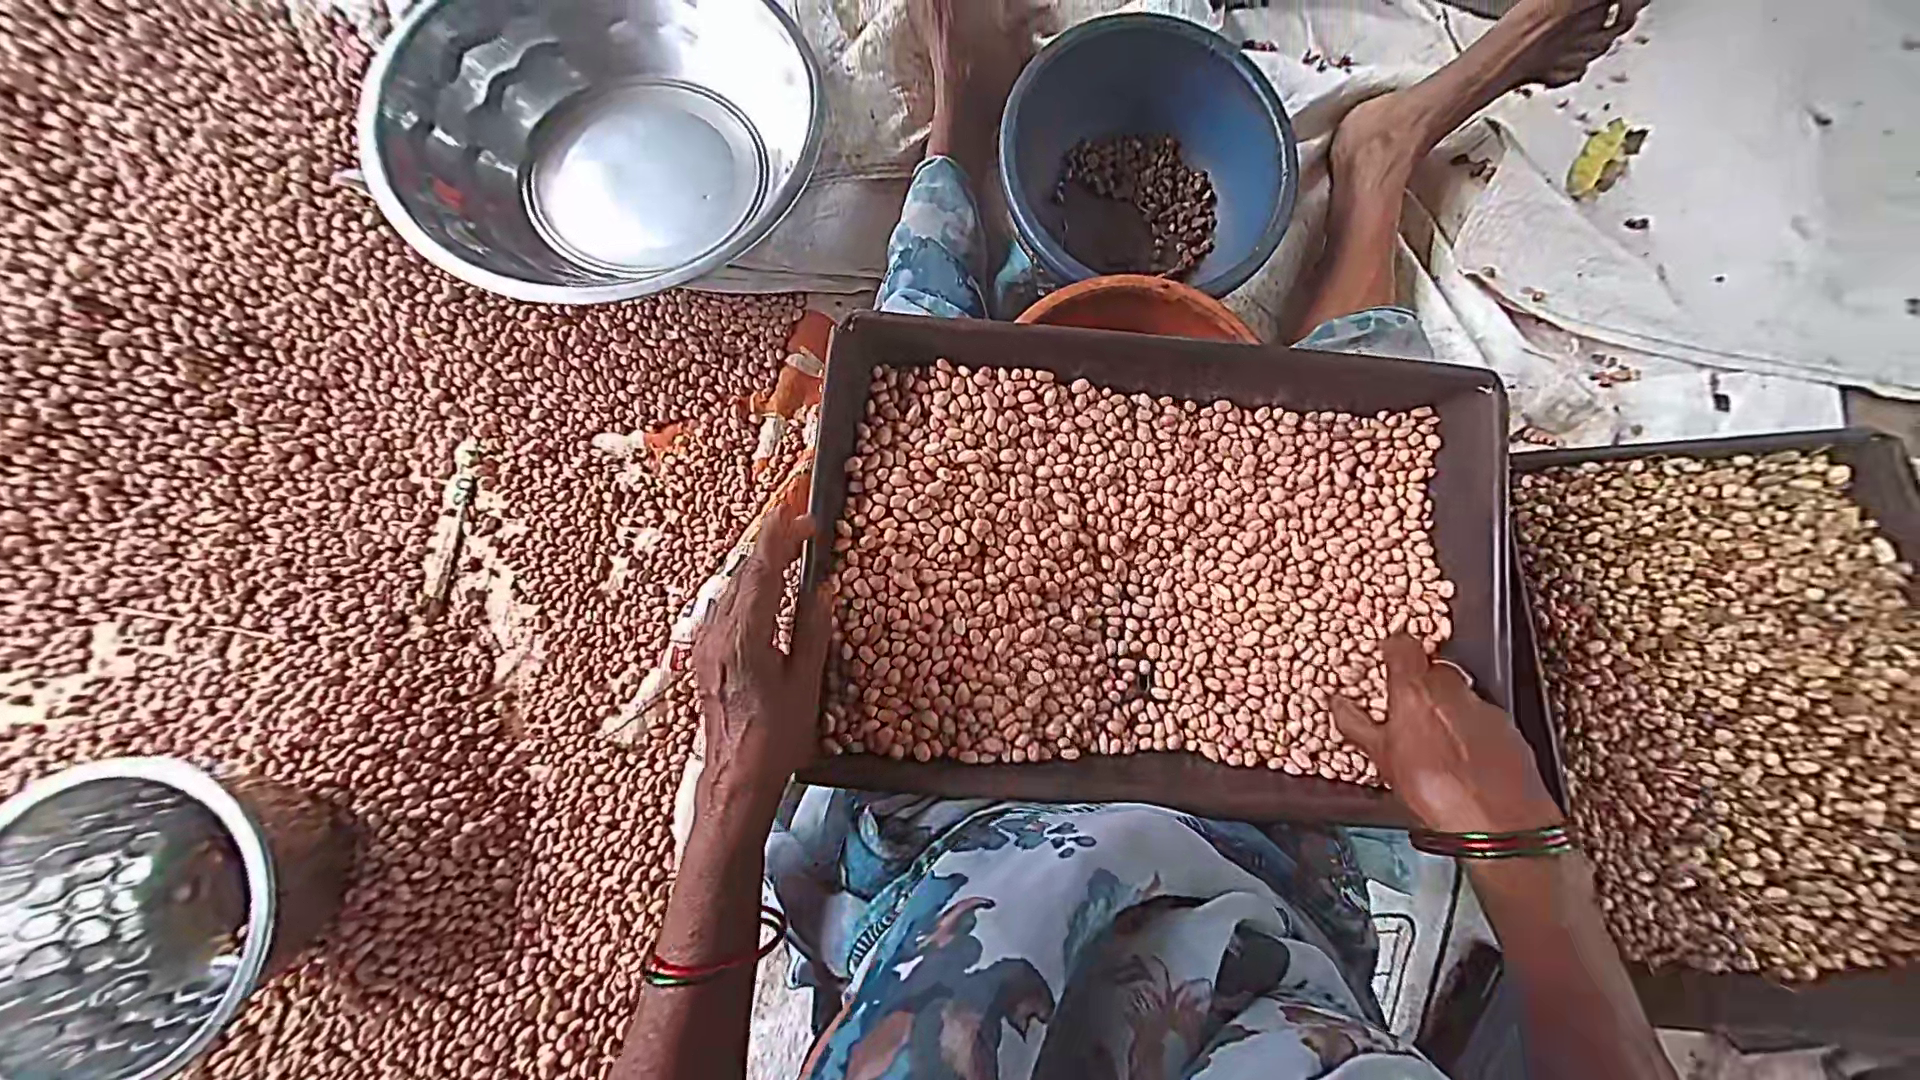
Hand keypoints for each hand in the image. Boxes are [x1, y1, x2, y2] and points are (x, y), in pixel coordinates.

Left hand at [691, 500, 830, 826]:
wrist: (734, 775)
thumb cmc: (775, 736)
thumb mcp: (804, 683)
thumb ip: (811, 630)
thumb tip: (821, 589)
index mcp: (744, 640)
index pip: (762, 575)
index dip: (780, 540)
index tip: (800, 516)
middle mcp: (717, 634)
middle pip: (742, 573)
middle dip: (768, 540)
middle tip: (795, 517)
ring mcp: (705, 643)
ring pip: (731, 586)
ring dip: (757, 558)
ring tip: (782, 537)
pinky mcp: (705, 652)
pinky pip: (726, 603)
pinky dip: (747, 582)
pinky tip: (762, 577)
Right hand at [1331, 634, 1562, 833]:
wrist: (1498, 826)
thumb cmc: (1434, 789)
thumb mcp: (1379, 756)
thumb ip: (1355, 723)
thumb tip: (1338, 704)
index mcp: (1415, 689)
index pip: (1404, 645)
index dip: (1393, 646)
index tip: (1387, 652)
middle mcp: (1453, 691)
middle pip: (1434, 668)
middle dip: (1420, 681)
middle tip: (1405, 703)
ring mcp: (1486, 710)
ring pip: (1460, 693)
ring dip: (1446, 705)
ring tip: (1434, 735)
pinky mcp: (1512, 731)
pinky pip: (1484, 717)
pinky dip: (1470, 726)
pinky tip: (1462, 752)